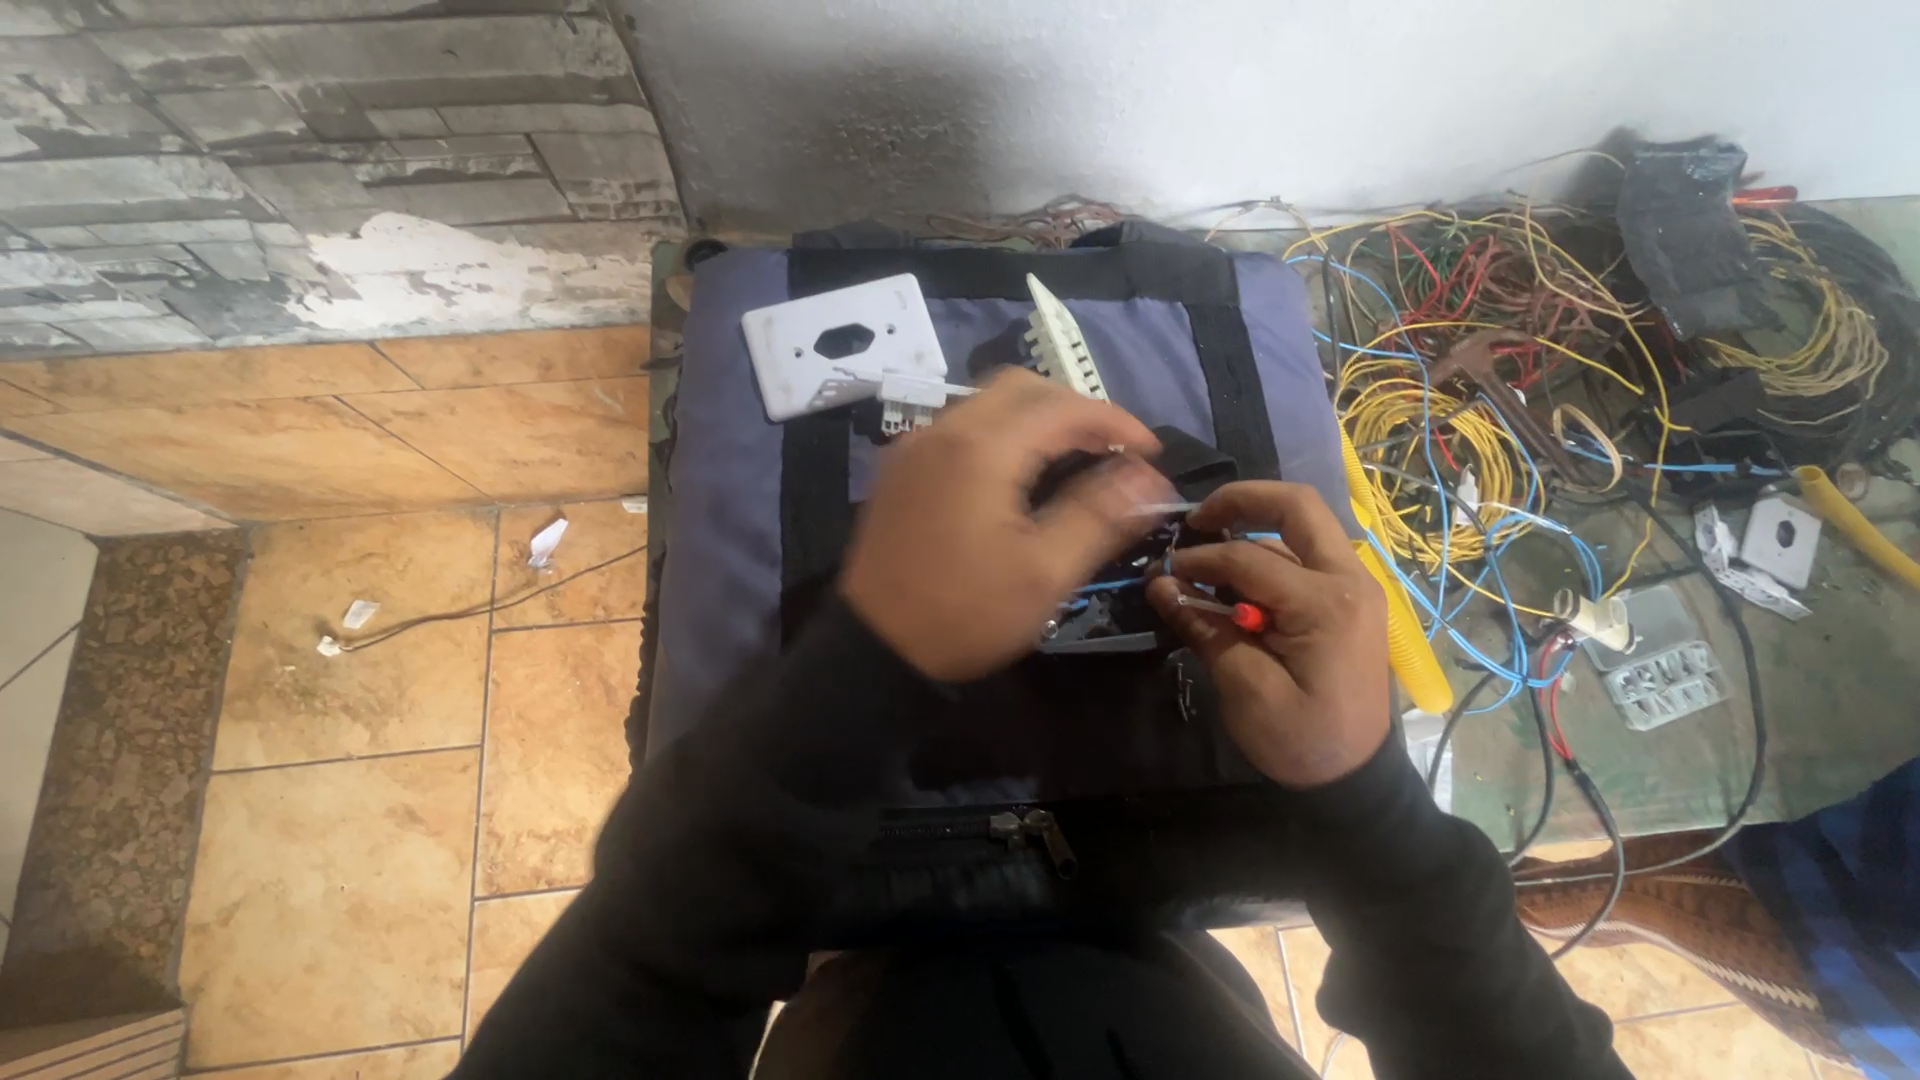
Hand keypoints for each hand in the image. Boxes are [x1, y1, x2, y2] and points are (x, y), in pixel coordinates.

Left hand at [839, 369, 1172, 681]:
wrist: (873, 648)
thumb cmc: (964, 615)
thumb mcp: (1044, 574)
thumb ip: (1100, 516)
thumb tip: (1150, 479)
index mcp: (982, 448)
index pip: (1064, 406)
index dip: (1116, 422)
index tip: (1150, 454)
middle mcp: (944, 431)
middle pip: (1022, 388)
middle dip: (1075, 409)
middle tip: (1110, 452)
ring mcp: (914, 447)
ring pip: (987, 403)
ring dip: (1036, 418)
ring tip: (1072, 460)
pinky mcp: (900, 470)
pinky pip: (959, 428)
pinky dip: (1000, 434)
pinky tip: (1017, 473)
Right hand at [1146, 482, 1389, 788]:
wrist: (1357, 778)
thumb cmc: (1302, 739)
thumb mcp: (1246, 688)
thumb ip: (1205, 627)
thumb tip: (1160, 583)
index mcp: (1327, 603)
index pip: (1249, 558)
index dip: (1200, 560)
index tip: (1165, 572)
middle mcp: (1350, 580)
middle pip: (1297, 507)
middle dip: (1241, 500)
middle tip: (1196, 518)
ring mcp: (1356, 586)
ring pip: (1301, 529)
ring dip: (1253, 530)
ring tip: (1207, 560)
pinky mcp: (1350, 599)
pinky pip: (1305, 557)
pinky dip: (1267, 557)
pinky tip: (1236, 584)